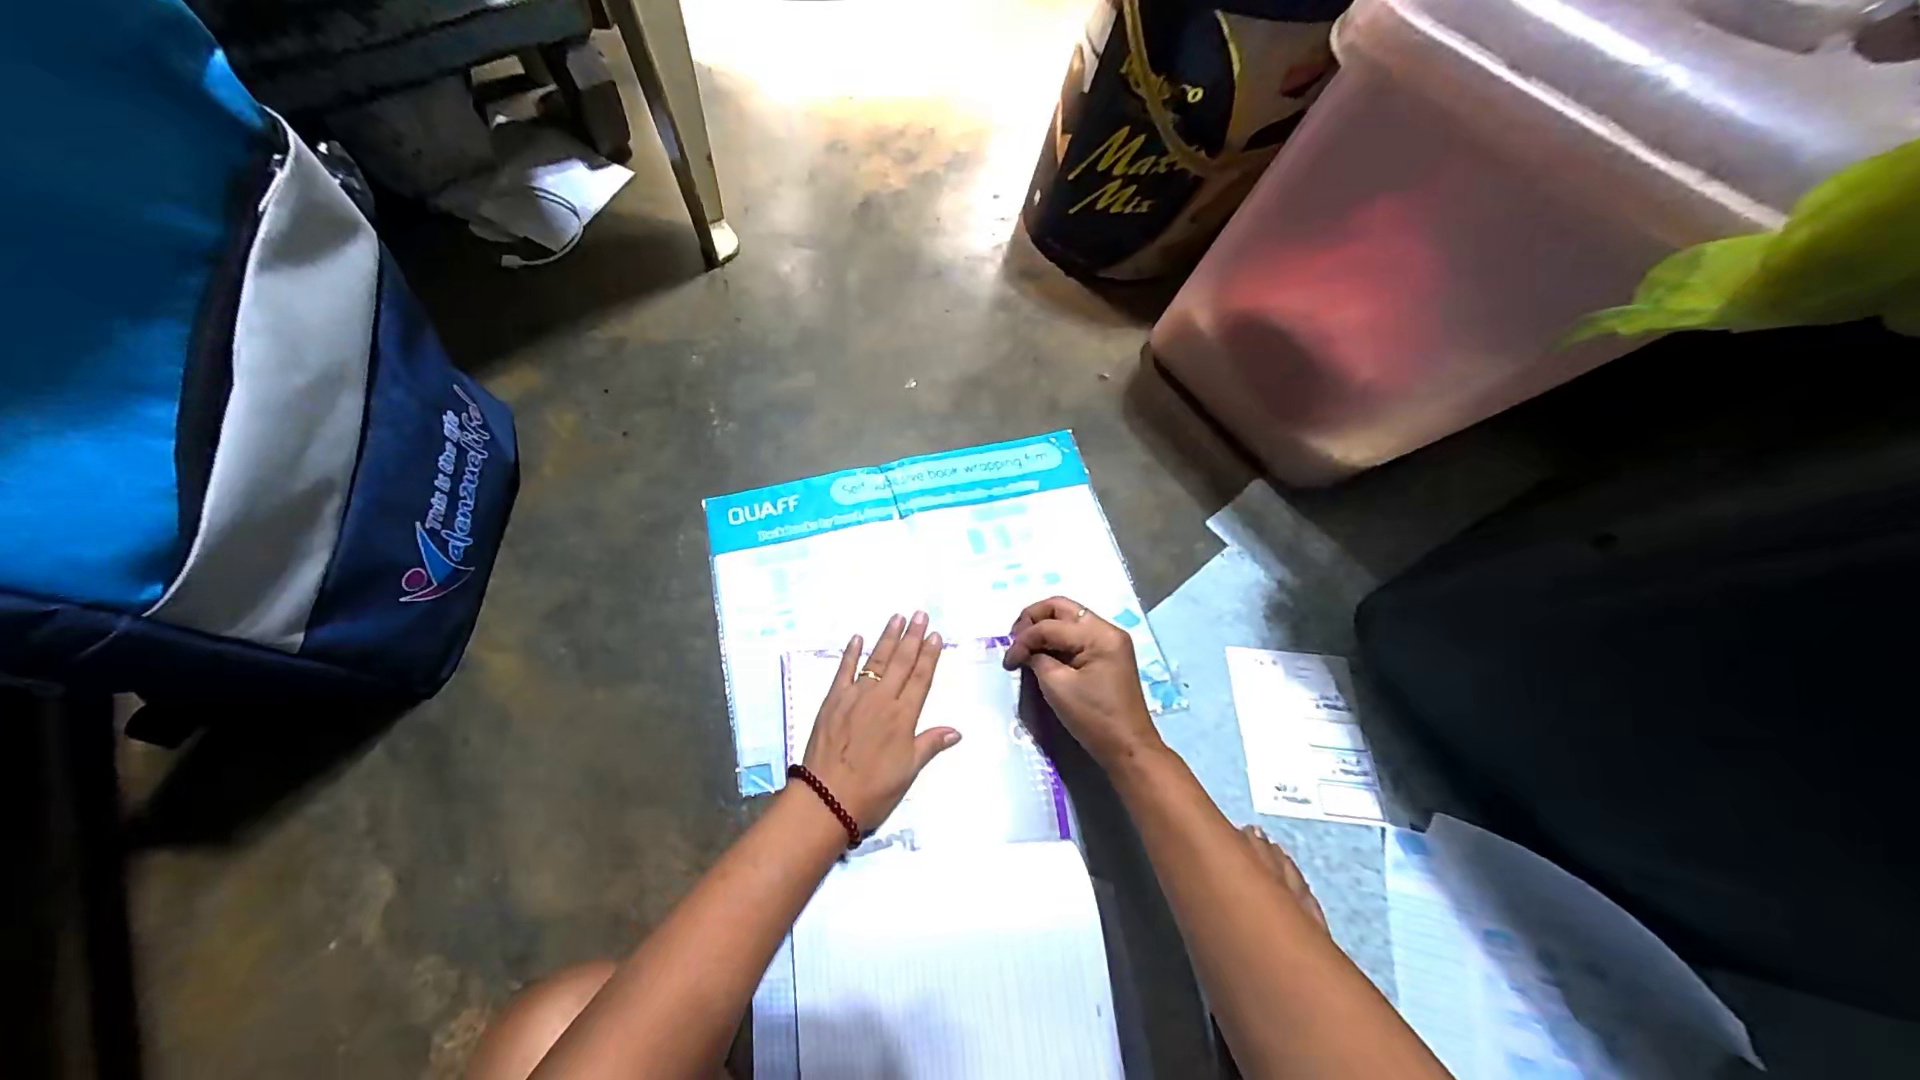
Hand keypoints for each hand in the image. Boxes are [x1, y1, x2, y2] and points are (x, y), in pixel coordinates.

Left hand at [801, 612, 958, 829]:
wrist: (825, 799)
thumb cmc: (872, 790)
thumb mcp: (908, 771)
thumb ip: (930, 745)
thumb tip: (956, 731)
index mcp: (903, 716)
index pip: (920, 678)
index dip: (930, 655)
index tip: (936, 635)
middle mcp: (881, 700)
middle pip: (901, 662)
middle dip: (912, 637)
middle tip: (920, 615)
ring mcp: (855, 697)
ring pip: (875, 661)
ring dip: (887, 638)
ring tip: (897, 618)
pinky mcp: (832, 701)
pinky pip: (843, 671)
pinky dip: (851, 654)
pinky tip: (858, 638)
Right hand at [1002, 596, 1163, 769]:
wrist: (1128, 747)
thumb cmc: (1093, 718)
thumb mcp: (1057, 686)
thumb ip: (1037, 659)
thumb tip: (1027, 651)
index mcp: (1099, 635)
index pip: (1050, 625)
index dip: (1023, 640)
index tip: (1008, 663)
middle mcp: (1107, 630)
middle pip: (1061, 608)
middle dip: (1033, 618)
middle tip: (1015, 640)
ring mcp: (1110, 641)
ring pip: (1069, 618)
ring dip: (1044, 627)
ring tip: (1025, 647)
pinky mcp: (1108, 654)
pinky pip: (1077, 635)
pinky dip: (1057, 639)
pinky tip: (1042, 653)